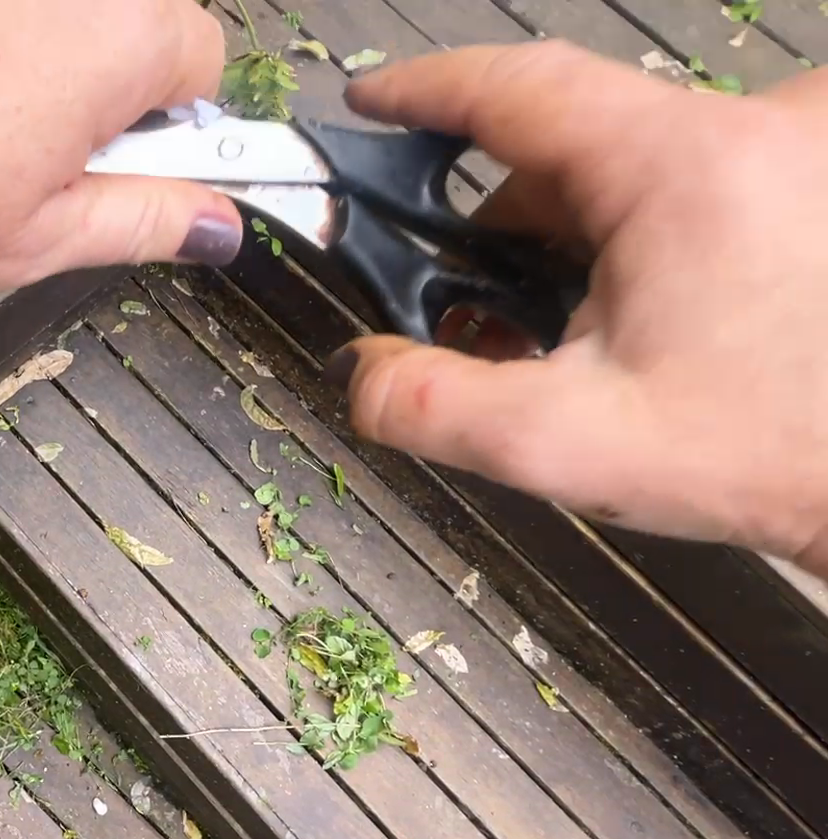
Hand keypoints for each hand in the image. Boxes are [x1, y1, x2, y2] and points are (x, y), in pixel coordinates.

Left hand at [0, 0, 239, 318]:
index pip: (197, 61)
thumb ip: (145, 222)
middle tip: (20, 162)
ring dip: (18, 57)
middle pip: (116, 23)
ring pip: (35, 12)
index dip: (165, 127)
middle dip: (90, 90)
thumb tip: (217, 225)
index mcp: (114, 37)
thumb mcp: (39, 240)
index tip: (118, 167)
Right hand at [331, 43, 827, 567]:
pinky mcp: (813, 181)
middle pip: (557, 162)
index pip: (523, 89)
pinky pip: (674, 191)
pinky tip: (625, 324)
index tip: (365, 98)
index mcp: (684, 170)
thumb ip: (420, 403)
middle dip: (494, 248)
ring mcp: (799, 150)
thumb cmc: (763, 451)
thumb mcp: (553, 441)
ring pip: (613, 181)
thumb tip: (354, 364)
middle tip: (476, 333)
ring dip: (557, 257)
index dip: (425, 89)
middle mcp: (760, 131)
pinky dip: (617, 252)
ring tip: (562, 346)